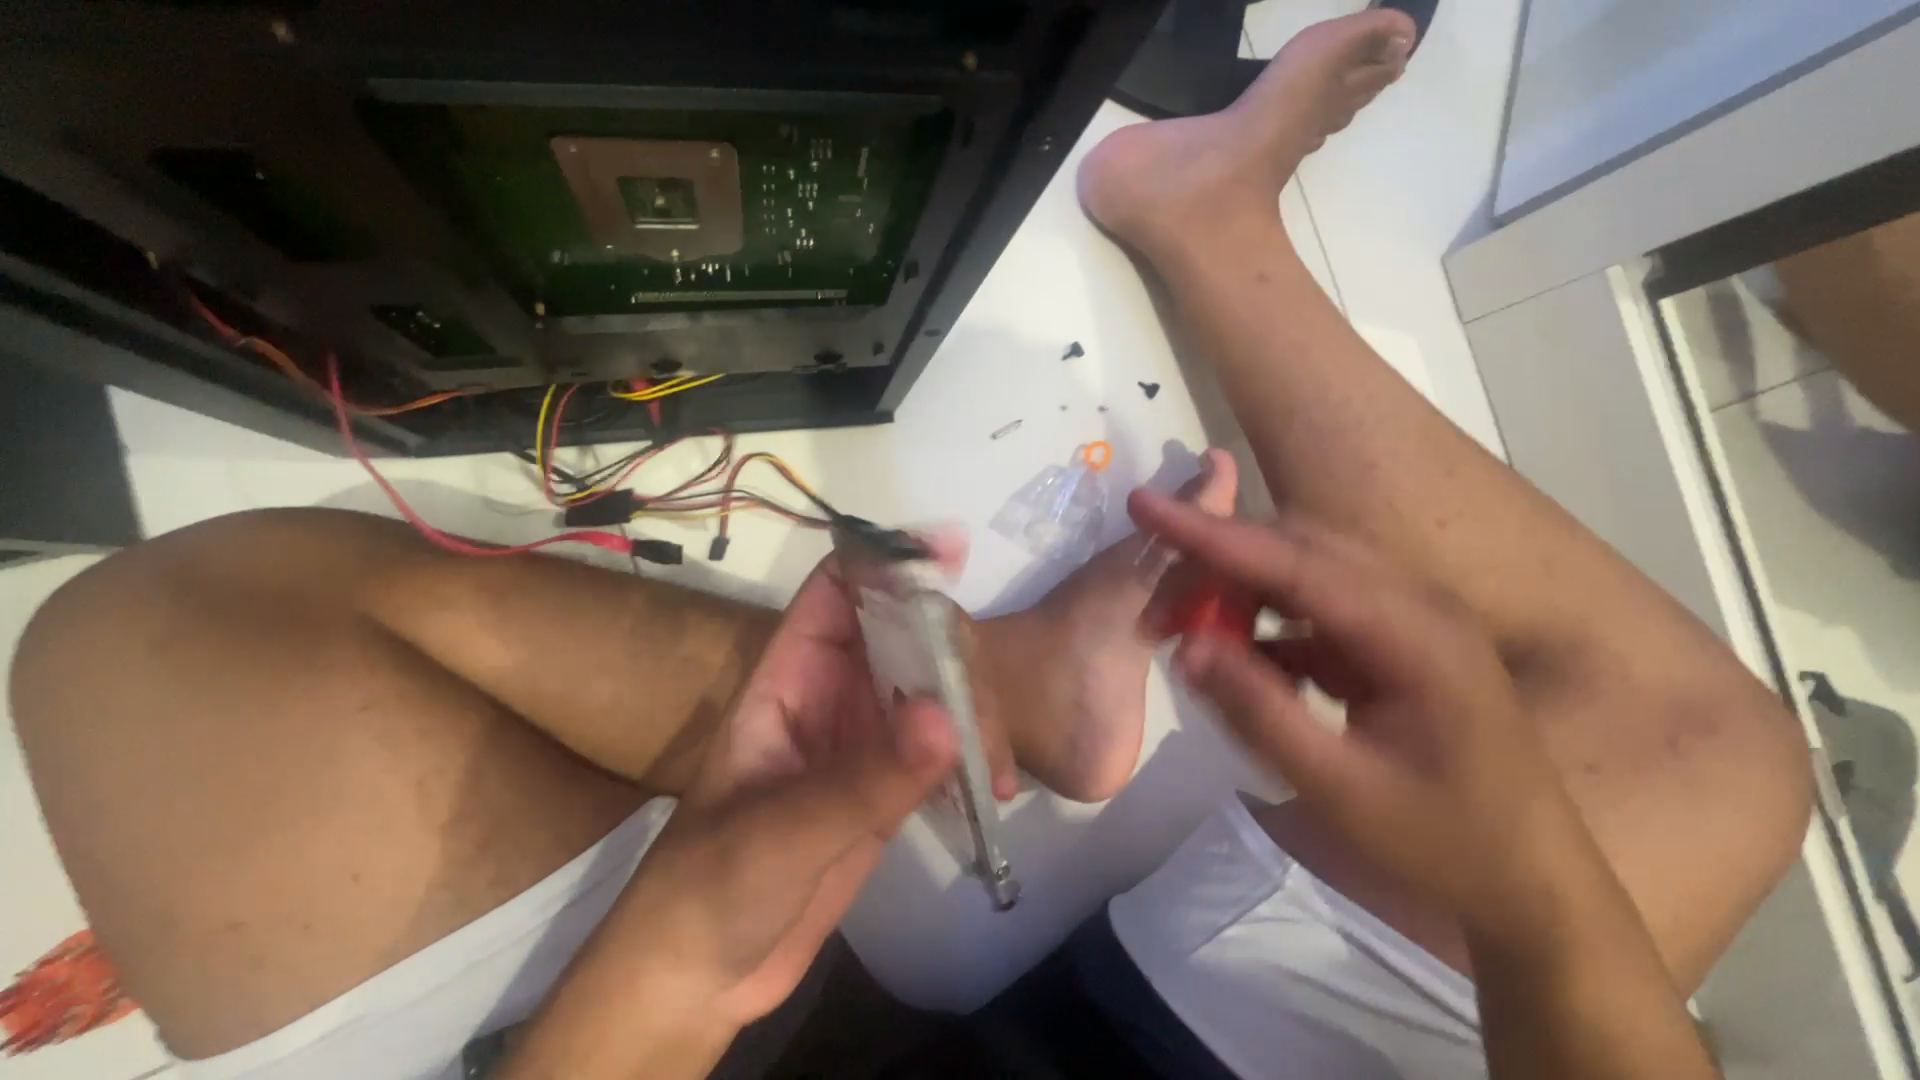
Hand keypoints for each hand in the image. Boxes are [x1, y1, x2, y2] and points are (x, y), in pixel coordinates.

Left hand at [526, 555, 957, 1077]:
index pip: (838, 591)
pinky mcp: (888, 788)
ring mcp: (864, 742)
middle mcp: (832, 697)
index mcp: (788, 679)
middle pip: (906, 632)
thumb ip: (864, 780)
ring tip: (994, 772)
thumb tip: (945, 716)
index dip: (887, 560)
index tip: (951, 553)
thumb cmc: (710, 889)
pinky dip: (974, 754)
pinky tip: (995, 788)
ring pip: (934, 687)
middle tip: (983, 716)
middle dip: (953, 653)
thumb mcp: (780, 833)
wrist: (700, 975)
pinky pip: (941, 746)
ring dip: (973, 711)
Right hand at [1129, 491, 1593, 928]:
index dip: (1213, 535)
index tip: (1143, 508)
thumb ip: (1260, 713)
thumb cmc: (1443, 843)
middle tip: (1158, 606)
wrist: (1534, 885)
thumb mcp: (1340, 789)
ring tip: (1188, 628)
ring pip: (1309, 573)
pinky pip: (1321, 611)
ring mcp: (1413, 623)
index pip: (1296, 561)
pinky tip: (1239, 657)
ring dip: (1244, 589)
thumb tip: (1188, 648)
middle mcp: (1418, 606)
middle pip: (1301, 550)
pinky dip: (1270, 623)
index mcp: (1415, 632)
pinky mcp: (1400, 646)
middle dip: (1220, 561)